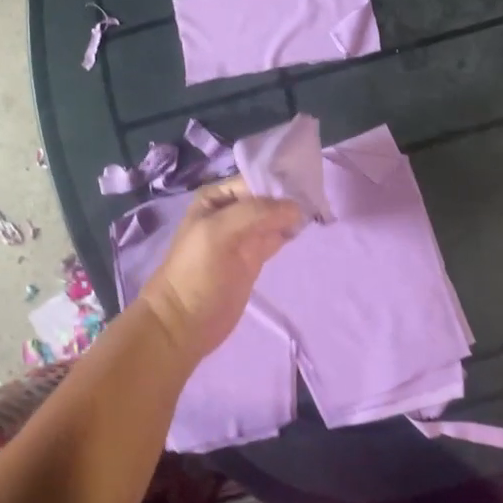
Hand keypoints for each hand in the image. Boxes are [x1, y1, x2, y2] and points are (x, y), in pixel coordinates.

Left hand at [137, 180, 301, 360]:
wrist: (183, 324)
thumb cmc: (196, 272)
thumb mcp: (219, 231)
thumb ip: (257, 212)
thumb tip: (297, 207)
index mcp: (217, 197)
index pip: (255, 178)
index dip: (280, 180)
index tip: (308, 182)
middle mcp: (231, 210)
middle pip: (268, 196)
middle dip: (291, 195)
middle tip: (319, 196)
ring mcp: (244, 234)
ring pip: (275, 215)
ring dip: (294, 213)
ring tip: (318, 209)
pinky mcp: (255, 256)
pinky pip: (277, 235)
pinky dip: (291, 230)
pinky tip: (306, 227)